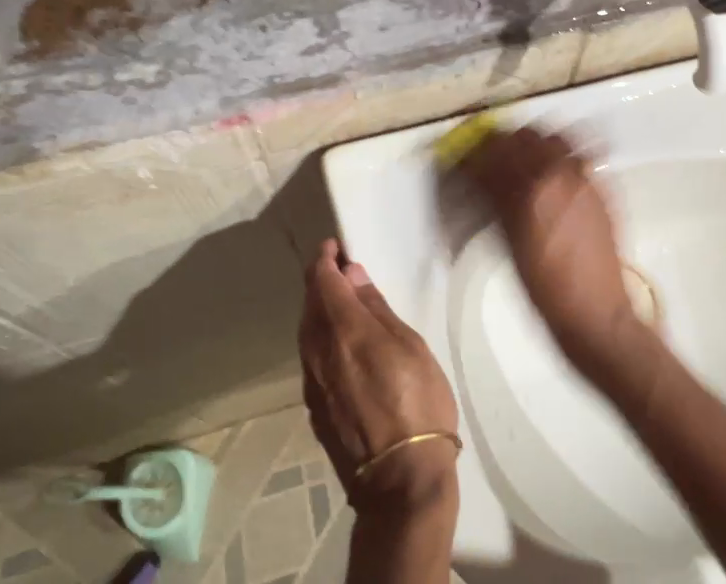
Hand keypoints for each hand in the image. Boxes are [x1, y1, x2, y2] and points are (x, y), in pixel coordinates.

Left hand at [299, 239, 460, 515]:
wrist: (400, 479)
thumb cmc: (418, 403)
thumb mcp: (410, 346)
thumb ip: (377, 309)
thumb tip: (352, 276)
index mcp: (343, 330)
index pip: (322, 280)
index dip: (325, 259)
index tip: (335, 247)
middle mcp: (318, 351)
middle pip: (309, 304)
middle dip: (320, 282)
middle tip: (340, 270)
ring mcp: (312, 381)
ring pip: (306, 332)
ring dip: (318, 310)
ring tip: (342, 302)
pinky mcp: (314, 406)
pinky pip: (311, 357)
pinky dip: (320, 338)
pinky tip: (340, 343)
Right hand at [455, 127, 641, 376]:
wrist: (596, 314)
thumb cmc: (545, 292)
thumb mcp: (510, 247)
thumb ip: (495, 204)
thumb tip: (476, 179)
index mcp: (527, 196)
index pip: (489, 156)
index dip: (470, 154)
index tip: (461, 159)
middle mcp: (557, 177)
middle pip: (520, 136)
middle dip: (499, 142)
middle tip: (487, 157)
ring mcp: (584, 178)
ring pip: (551, 136)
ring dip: (531, 141)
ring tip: (522, 157)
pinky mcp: (602, 186)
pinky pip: (583, 150)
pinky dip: (565, 147)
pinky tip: (556, 161)